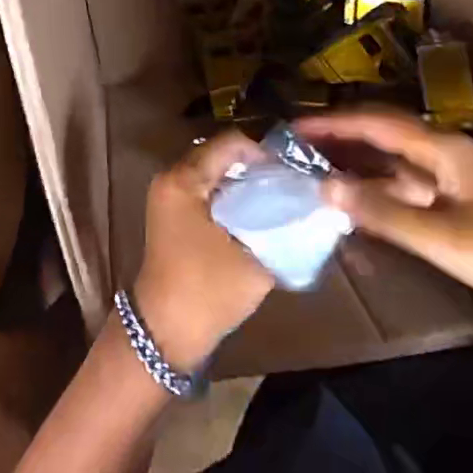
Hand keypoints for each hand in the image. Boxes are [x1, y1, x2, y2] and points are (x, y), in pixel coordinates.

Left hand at [132, 132, 275, 370]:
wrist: (166, 328)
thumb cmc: (208, 289)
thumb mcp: (254, 257)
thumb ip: (279, 223)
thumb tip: (305, 204)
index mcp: (184, 179)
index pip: (228, 143)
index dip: (263, 152)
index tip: (291, 171)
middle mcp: (170, 178)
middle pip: (218, 154)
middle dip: (253, 164)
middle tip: (288, 182)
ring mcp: (167, 195)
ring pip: (211, 171)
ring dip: (241, 180)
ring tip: (276, 196)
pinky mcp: (170, 213)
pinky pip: (202, 188)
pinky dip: (227, 193)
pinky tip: (253, 211)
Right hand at [295, 107, 472, 322]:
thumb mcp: (441, 237)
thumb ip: (381, 211)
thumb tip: (323, 185)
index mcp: (440, 147)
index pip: (374, 123)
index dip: (332, 123)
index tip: (292, 126)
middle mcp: (442, 151)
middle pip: (379, 133)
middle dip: (337, 137)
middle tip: (295, 146)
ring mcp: (450, 174)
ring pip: (390, 159)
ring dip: (354, 161)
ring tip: (314, 169)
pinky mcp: (456, 198)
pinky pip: (402, 182)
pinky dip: (374, 187)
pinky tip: (355, 201)